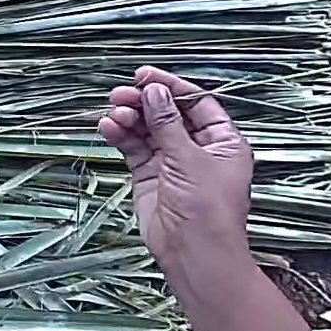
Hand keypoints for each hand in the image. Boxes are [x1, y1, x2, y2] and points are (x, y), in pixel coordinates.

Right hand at [98, 66, 253, 260]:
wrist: (193, 254)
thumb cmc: (207, 210)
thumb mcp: (189, 159)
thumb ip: (167, 124)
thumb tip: (155, 92)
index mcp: (221, 141)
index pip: (195, 103)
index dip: (171, 87)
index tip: (145, 76)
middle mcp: (197, 149)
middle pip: (167, 114)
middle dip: (145, 102)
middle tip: (122, 94)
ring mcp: (171, 162)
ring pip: (147, 130)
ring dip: (130, 118)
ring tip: (114, 112)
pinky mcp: (149, 176)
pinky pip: (133, 148)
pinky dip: (121, 136)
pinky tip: (109, 127)